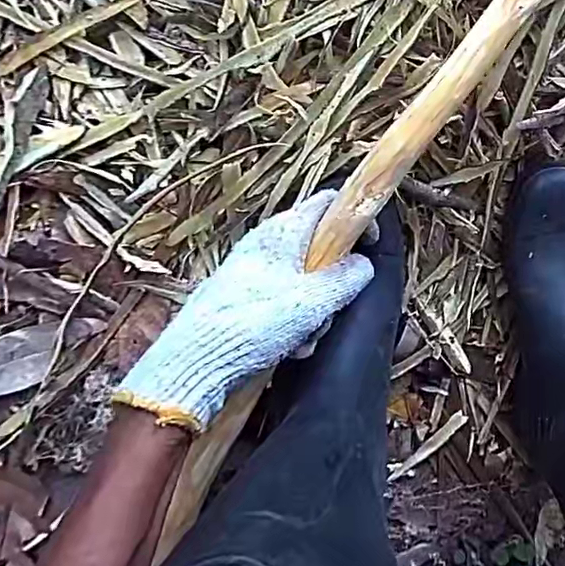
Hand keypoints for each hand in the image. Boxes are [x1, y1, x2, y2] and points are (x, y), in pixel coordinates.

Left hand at [112, 190, 373, 430]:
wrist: (194, 362)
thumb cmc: (254, 322)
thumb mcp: (315, 300)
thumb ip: (348, 278)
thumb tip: (365, 264)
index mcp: (285, 230)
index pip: (330, 202)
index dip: (356, 218)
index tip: (370, 245)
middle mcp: (268, 242)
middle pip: (321, 247)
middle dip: (335, 281)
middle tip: (334, 307)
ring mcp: (254, 269)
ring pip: (305, 278)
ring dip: (316, 309)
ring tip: (306, 336)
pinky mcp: (244, 296)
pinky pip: (284, 299)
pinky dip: (294, 321)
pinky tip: (289, 346)